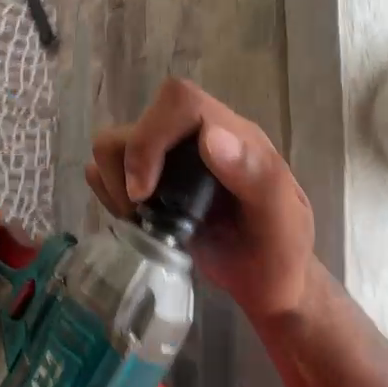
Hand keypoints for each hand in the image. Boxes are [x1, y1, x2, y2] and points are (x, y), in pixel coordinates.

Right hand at [84, 78, 318, 322]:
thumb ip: (258, 178)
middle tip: (142, 211)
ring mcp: (168, 159)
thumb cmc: (280, 256)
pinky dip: (108, 193)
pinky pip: (103, 168)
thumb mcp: (285, 224)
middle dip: (128, 169)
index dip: (150, 136)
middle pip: (138, 122)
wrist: (268, 286)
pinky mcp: (147, 180)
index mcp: (232, 134)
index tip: (147, 191)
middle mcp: (195, 138)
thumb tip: (210, 136)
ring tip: (139, 218)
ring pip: (112, 143)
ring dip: (115, 184)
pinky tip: (134, 220)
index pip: (179, 100)